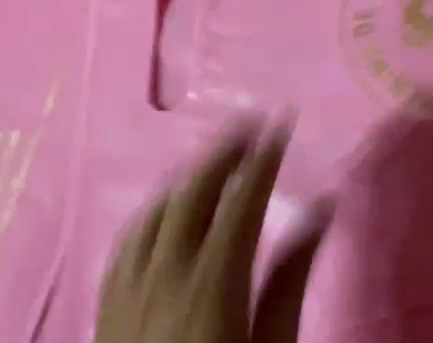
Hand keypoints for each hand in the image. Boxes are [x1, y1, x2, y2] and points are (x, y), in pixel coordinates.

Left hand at [95, 122, 329, 342]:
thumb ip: (293, 276)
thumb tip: (325, 207)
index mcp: (211, 282)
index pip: (241, 199)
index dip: (263, 156)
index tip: (282, 123)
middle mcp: (163, 276)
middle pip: (191, 194)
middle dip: (223, 150)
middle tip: (252, 121)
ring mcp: (127, 293)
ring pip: (153, 213)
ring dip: (186, 176)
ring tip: (215, 156)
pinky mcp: (106, 311)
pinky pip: (125, 245)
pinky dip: (152, 212)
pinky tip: (165, 210)